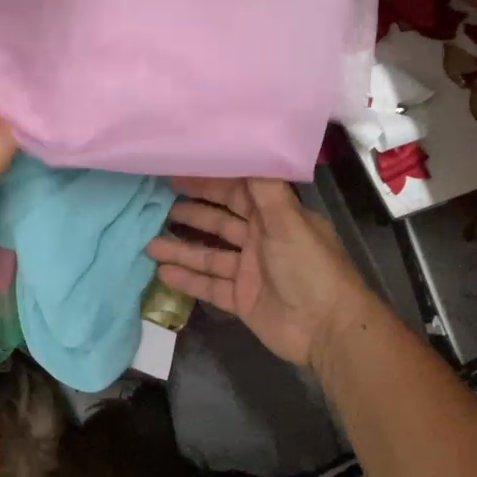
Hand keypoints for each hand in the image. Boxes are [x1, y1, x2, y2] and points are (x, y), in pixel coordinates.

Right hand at [146, 178, 372, 367]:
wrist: (328, 330)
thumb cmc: (310, 268)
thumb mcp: (288, 222)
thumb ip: (264, 188)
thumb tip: (249, 146)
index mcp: (275, 216)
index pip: (237, 191)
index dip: (210, 181)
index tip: (178, 170)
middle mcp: (260, 239)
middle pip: (219, 220)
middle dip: (190, 211)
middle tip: (155, 201)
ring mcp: (249, 271)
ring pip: (209, 254)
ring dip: (181, 248)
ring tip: (148, 242)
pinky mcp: (242, 299)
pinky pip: (209, 285)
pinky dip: (187, 280)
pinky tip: (162, 272)